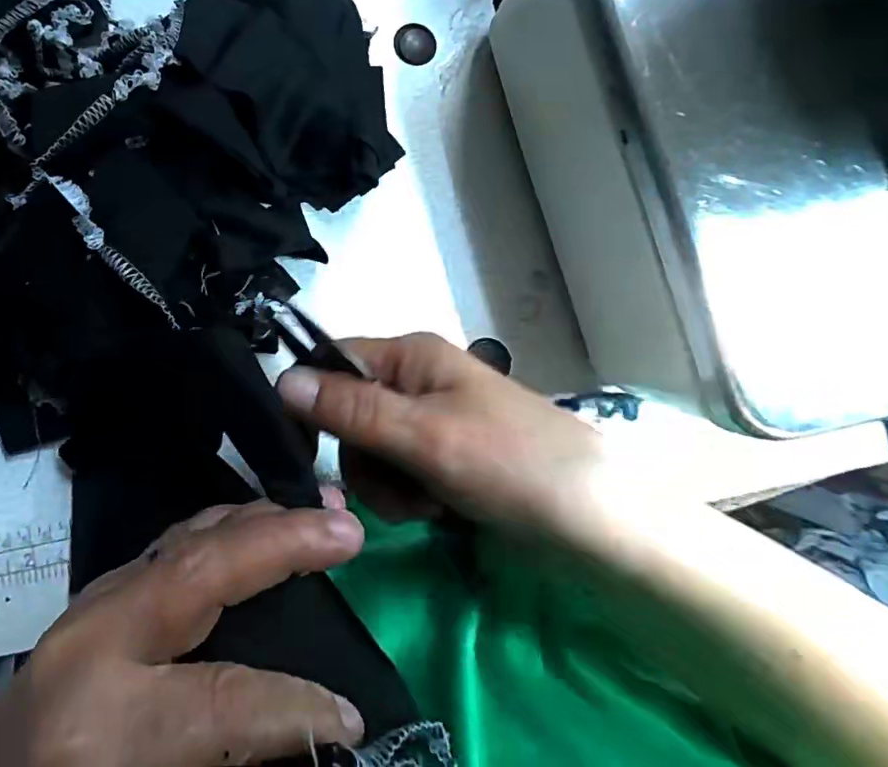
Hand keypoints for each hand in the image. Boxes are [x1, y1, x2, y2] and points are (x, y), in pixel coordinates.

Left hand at [0, 500, 366, 766]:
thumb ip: (225, 749)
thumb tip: (309, 729)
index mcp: (102, 722)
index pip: (220, 698)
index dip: (295, 705)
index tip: (350, 715)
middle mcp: (93, 643)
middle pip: (194, 571)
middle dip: (276, 542)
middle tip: (347, 529)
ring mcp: (88, 607)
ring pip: (177, 543)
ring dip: (250, 522)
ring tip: (311, 513)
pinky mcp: (93, 596)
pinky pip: (165, 550)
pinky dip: (216, 533)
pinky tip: (248, 530)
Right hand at [276, 333, 607, 538]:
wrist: (606, 532)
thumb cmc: (514, 466)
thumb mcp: (425, 436)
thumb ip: (350, 409)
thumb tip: (280, 379)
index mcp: (410, 355)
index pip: (333, 362)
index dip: (314, 399)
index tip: (310, 444)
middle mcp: (414, 381)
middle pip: (345, 413)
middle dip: (362, 457)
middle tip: (394, 485)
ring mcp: (429, 423)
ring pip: (367, 450)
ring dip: (385, 485)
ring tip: (427, 506)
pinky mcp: (441, 460)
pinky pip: (395, 474)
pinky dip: (406, 498)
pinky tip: (438, 513)